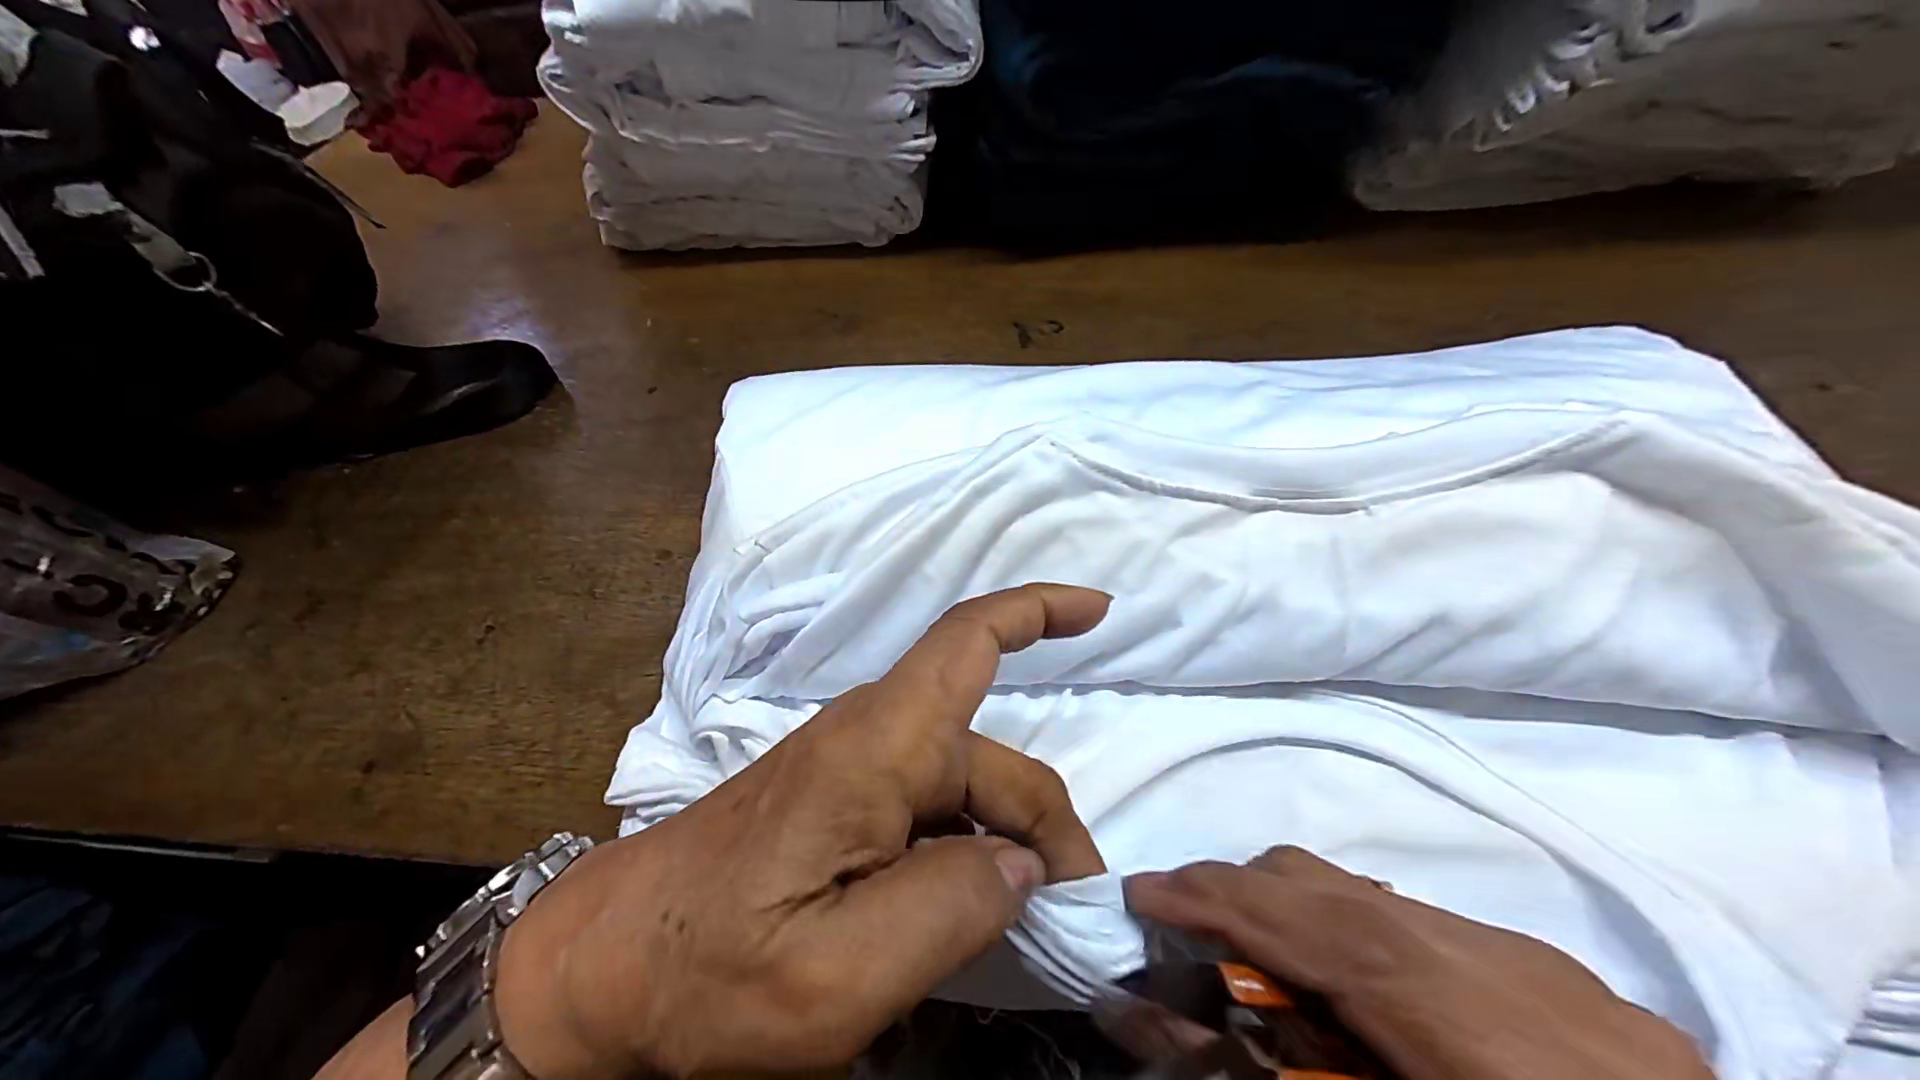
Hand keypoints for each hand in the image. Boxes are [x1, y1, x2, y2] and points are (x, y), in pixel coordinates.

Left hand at [494, 584, 1111, 1079]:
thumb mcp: (834, 977)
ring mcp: (854, 768)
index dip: (1037, 611)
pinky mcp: (842, 800)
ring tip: (1024, 921)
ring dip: (1009, 844)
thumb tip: (1024, 864)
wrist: (603, 969)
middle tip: (1069, 917)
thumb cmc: (707, 975)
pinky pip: (932, 809)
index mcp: (872, 751)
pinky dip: (971, 846)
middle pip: (991, 760)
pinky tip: (972, 901)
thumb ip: (946, 912)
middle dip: (1045, 830)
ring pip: (966, 789)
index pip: (965, 644)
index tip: (1100, 608)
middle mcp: (870, 739)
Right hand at [1122, 848, 1714, 1079]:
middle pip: (1333, 887)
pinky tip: (1349, 983)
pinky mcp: (1564, 981)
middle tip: (1176, 918)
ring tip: (1245, 943)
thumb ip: (1275, 1067)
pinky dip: (1355, 930)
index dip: (1217, 899)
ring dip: (1291, 906)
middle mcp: (1498, 966)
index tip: (1140, 892)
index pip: (1311, 924)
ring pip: (1374, 894)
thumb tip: (1165, 1020)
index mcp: (1462, 1017)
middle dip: (1236, 888)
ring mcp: (1538, 967)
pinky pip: (1424, 923)